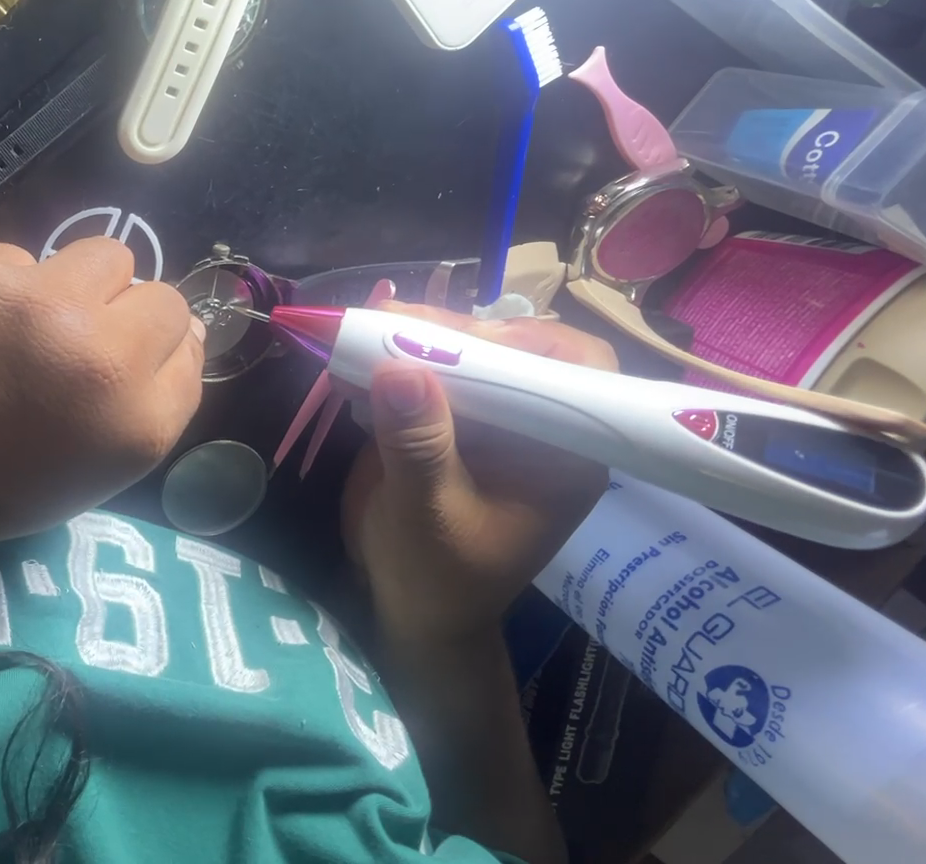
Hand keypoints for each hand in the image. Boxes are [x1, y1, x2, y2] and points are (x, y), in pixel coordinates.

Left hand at [0, 239, 205, 559]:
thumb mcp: (98, 472)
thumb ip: (156, 400)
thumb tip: (182, 327)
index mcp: (136, 420)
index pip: (189, 341)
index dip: (154, 350)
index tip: (120, 361)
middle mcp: (101, 352)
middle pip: (159, 295)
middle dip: (125, 315)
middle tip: (76, 342)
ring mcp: (38, 302)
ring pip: (102, 255)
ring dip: (76, 286)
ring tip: (27, 323)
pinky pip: (23, 258)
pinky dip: (6, 285)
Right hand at [340, 302, 617, 643]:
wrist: (409, 604)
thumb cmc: (438, 574)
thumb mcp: (429, 515)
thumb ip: (419, 448)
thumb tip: (400, 371)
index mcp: (560, 452)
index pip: (574, 370)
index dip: (527, 343)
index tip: (466, 343)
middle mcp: (528, 425)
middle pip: (507, 350)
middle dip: (451, 331)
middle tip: (391, 322)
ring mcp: (482, 419)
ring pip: (458, 353)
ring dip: (411, 336)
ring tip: (361, 329)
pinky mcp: (439, 419)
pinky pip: (420, 372)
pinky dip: (385, 356)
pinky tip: (351, 351)